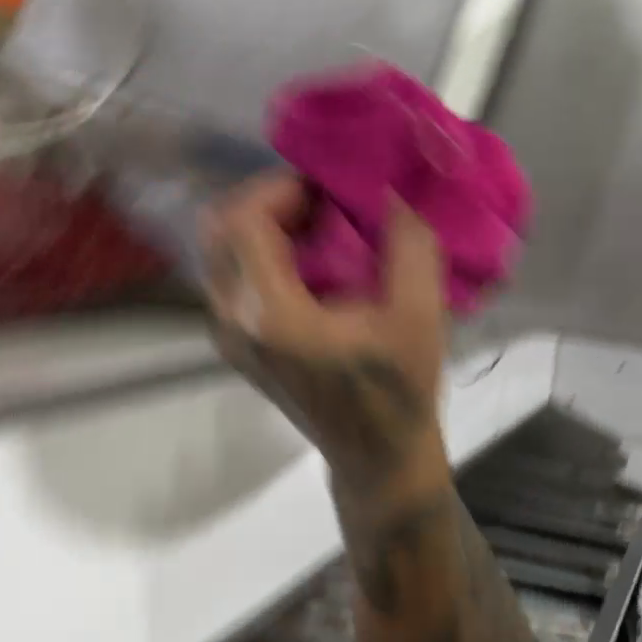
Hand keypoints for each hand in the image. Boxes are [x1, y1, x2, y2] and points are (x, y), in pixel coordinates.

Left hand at [201, 173, 448, 490]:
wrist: (378, 456)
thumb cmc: (398, 388)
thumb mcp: (420, 314)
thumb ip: (410, 246)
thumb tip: (397, 192)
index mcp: (269, 313)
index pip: (242, 222)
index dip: (283, 188)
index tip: (335, 185)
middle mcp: (232, 319)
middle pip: (221, 230)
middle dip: (273, 200)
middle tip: (329, 197)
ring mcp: (231, 334)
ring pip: (225, 251)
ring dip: (271, 223)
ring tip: (330, 220)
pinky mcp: (243, 341)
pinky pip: (238, 273)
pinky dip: (271, 248)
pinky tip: (324, 256)